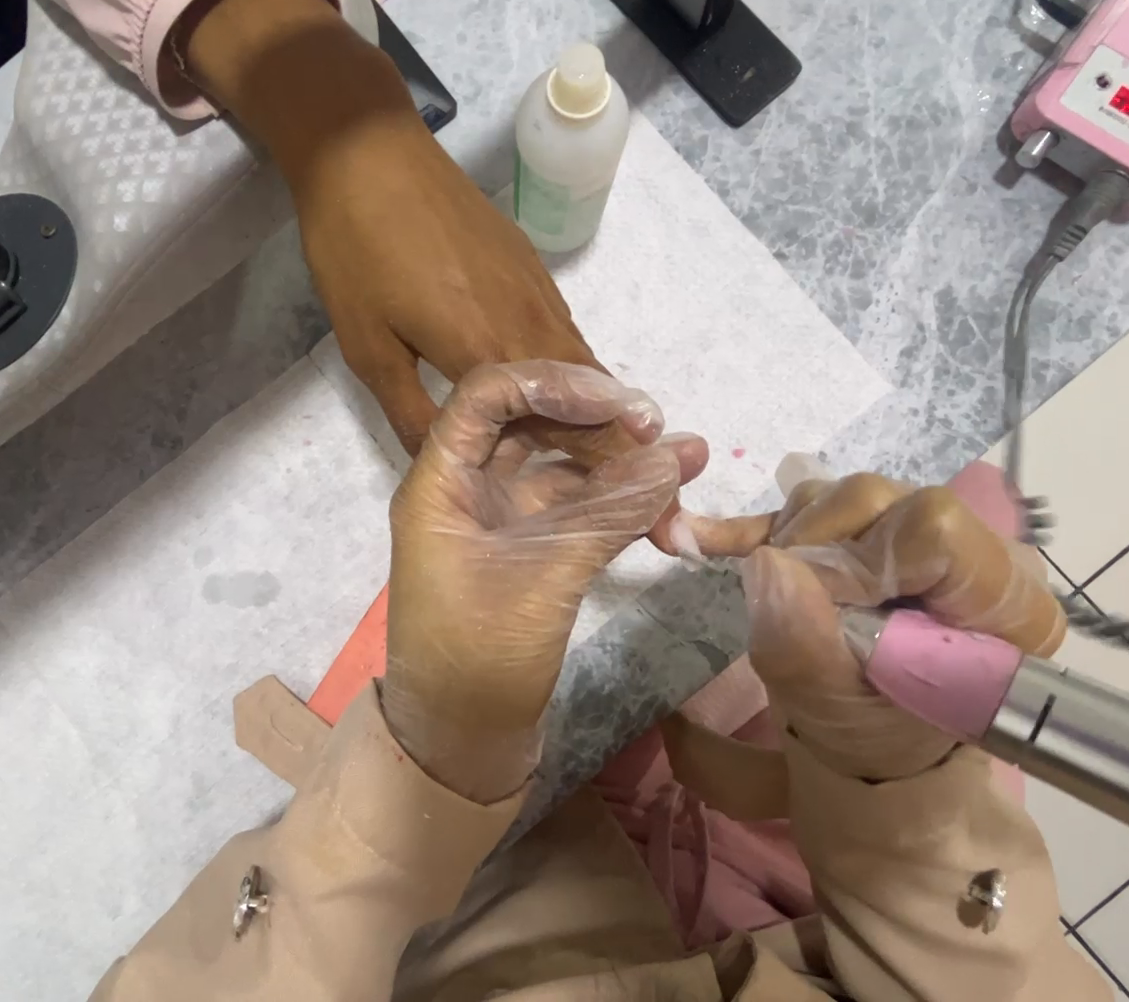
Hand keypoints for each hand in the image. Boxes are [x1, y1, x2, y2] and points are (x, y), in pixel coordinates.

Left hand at [180, 0, 676, 532]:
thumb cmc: (357, 251)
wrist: (366, 150)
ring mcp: (536, 287)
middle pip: (586, 391)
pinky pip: (564, 328)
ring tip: (601, 444)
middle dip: (609, 438)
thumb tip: (444, 463)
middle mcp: (530, 320)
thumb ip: (412, 414)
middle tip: (625, 479)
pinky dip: (573, 367)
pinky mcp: (530, 264)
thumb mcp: (367, 348)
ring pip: (580, 358)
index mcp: (489, 349)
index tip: (618, 493)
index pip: (558, 420)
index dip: (592, 460)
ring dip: (594, 404)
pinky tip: (560, 385)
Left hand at [383, 361, 707, 800]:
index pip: (488, 396)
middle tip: (662, 435)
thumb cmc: (479, 662)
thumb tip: (679, 452)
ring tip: (689, 467)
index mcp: (440, 483)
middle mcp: (466, 488)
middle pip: (532, 424)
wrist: (461, 745)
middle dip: (597, 424)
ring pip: (561, 467)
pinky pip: (575, 508)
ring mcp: (499, 519)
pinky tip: (670, 510)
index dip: (554, 385)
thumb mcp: (545, 579)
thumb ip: (610, 511)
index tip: (621, 404)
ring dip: (619, 467)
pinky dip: (618, 506)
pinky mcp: (528, 549)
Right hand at [705, 471, 1065, 780]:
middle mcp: (973, 552)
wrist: (871, 754)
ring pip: (837, 495)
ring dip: (787, 542)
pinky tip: (700, 539)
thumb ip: (808, 649)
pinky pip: (807, 506)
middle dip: (811, 546)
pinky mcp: (869, 531)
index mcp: (1002, 602)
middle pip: (879, 499)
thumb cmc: (875, 749)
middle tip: (787, 605)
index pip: (933, 527)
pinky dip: (751, 528)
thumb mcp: (840, 716)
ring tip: (777, 599)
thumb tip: (768, 564)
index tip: (825, 608)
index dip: (861, 558)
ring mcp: (917, 534)